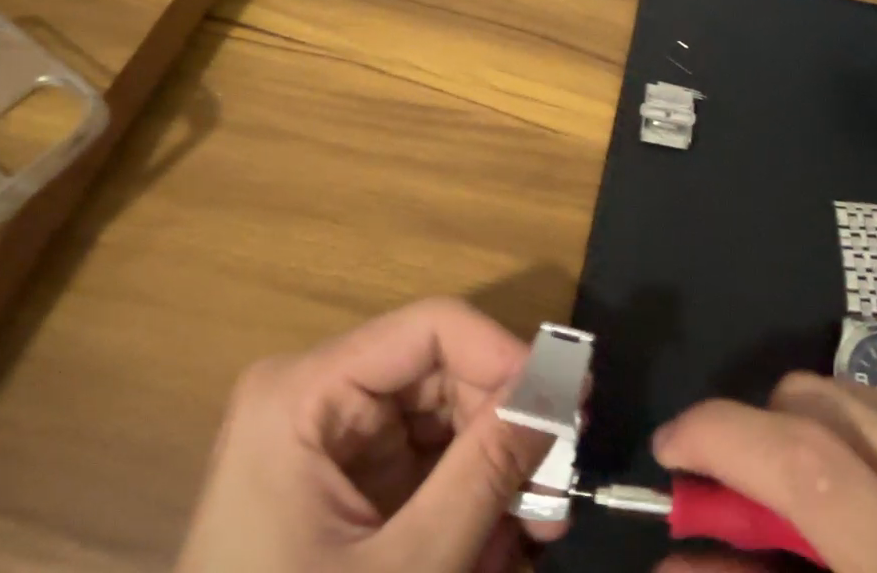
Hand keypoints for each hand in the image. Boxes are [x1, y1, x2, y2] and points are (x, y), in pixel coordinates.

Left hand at [175, 298, 562, 572]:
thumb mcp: (408, 567)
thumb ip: (486, 470)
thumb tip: (563, 385)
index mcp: (304, 393)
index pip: (432, 327)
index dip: (509, 356)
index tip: (572, 406)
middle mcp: (316, 395)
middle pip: (444, 372)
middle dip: (508, 426)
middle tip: (563, 486)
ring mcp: (330, 437)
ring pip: (445, 417)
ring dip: (497, 468)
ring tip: (536, 535)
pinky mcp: (346, 477)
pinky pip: (427, 461)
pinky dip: (470, 495)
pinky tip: (496, 546)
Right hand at [653, 374, 876, 572]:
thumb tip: (681, 563)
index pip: (808, 466)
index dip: (718, 440)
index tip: (671, 455)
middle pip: (820, 403)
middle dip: (757, 436)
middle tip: (748, 502)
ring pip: (853, 393)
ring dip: (810, 435)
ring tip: (825, 502)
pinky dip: (865, 430)